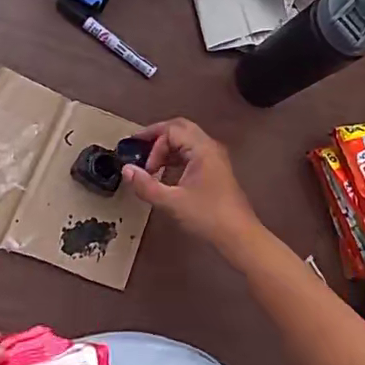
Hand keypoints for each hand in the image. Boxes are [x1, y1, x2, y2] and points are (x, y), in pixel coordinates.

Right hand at [122, 118, 262, 250]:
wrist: (239, 235)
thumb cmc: (207, 216)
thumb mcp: (172, 202)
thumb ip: (146, 185)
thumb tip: (126, 170)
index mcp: (202, 148)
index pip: (171, 131)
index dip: (154, 146)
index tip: (146, 169)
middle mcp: (210, 147)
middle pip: (180, 128)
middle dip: (157, 136)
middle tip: (139, 146)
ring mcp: (215, 158)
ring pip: (187, 140)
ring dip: (167, 148)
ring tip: (150, 164)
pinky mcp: (216, 170)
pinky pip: (192, 153)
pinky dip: (176, 158)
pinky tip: (166, 174)